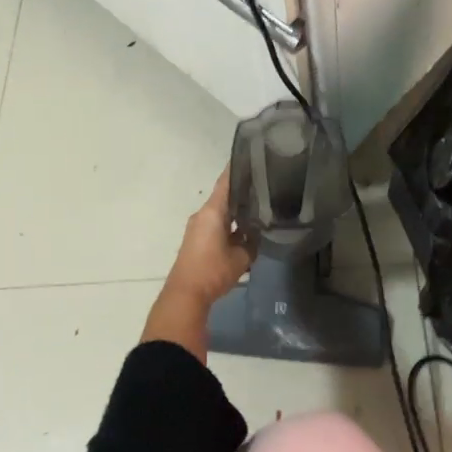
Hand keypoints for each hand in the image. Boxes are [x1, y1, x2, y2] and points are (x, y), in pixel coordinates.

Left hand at [164, 167, 253, 306]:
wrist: (185, 294)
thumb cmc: (212, 271)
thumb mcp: (241, 258)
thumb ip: (252, 242)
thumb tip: (257, 234)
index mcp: (213, 211)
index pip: (227, 181)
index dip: (239, 168)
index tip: (254, 157)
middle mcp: (203, 214)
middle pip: (225, 195)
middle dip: (243, 191)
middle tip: (266, 185)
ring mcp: (198, 226)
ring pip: (221, 211)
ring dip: (237, 210)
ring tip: (260, 207)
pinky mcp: (197, 239)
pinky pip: (217, 224)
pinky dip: (230, 223)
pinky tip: (246, 229)